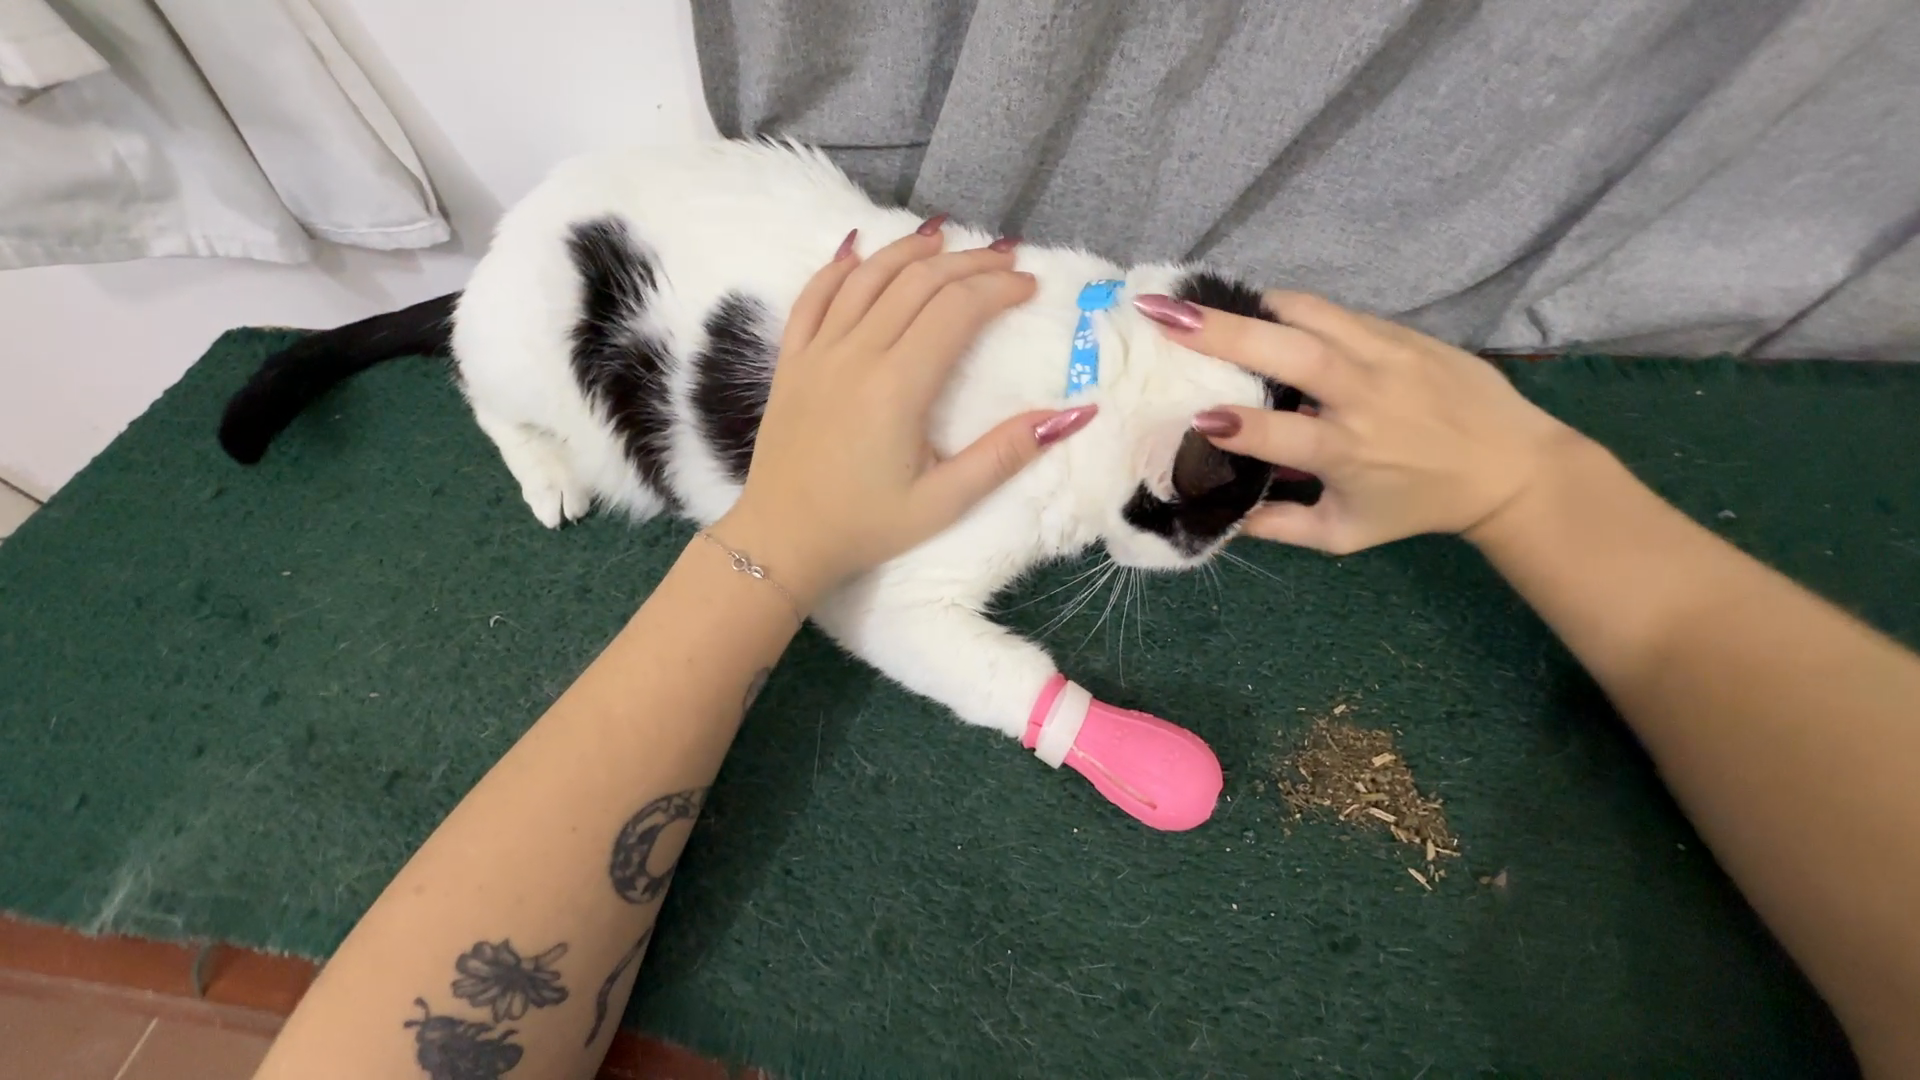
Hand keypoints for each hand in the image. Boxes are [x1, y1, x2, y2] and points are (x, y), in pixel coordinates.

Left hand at [714, 226, 1096, 604]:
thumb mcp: (944, 502)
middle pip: (918, 282)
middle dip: (968, 262)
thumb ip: (1004, 455)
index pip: (956, 310)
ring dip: (910, 250)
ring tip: (946, 237)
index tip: (1030, 286)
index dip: (998, 289)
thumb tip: (1071, 413)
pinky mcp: (790, 361)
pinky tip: (860, 251)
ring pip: (867, 277)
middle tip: (1005, 259)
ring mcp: (816, 352)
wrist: (782, 540)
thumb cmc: (866, 527)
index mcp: (898, 386)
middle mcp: (856, 354)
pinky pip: (813, 297)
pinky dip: (840, 267)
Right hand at [1139, 290, 1580, 554]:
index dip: (1239, 425)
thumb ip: (1279, 527)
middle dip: (1224, 332)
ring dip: (1250, 306)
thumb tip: (1214, 518)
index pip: (1284, 434)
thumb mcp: (1344, 534)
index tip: (1195, 417)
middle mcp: (1367, 396)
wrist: (1510, 465)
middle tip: (1163, 316)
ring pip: (1312, 314)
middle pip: (1293, 352)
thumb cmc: (1416, 505)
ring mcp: (1388, 355)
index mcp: (1349, 452)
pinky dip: (1287, 308)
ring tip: (1199, 303)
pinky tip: (1255, 311)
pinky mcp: (1402, 333)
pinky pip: (1334, 312)